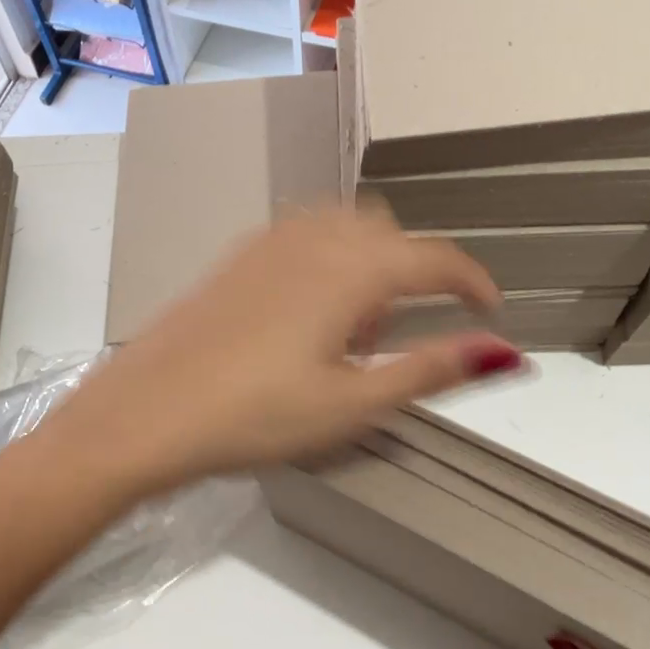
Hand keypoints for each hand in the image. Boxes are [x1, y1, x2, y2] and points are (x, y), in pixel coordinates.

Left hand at [50, 208, 522, 490]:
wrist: (144, 415)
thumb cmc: (252, 417)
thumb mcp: (351, 405)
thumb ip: (430, 371)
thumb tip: (505, 354)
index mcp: (351, 269)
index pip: (435, 259)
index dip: (472, 282)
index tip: (491, 308)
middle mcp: (311, 238)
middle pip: (386, 234)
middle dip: (412, 273)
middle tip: (401, 333)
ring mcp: (264, 245)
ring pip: (339, 231)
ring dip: (365, 265)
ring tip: (351, 330)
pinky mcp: (231, 263)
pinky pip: (298, 242)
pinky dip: (322, 264)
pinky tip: (301, 320)